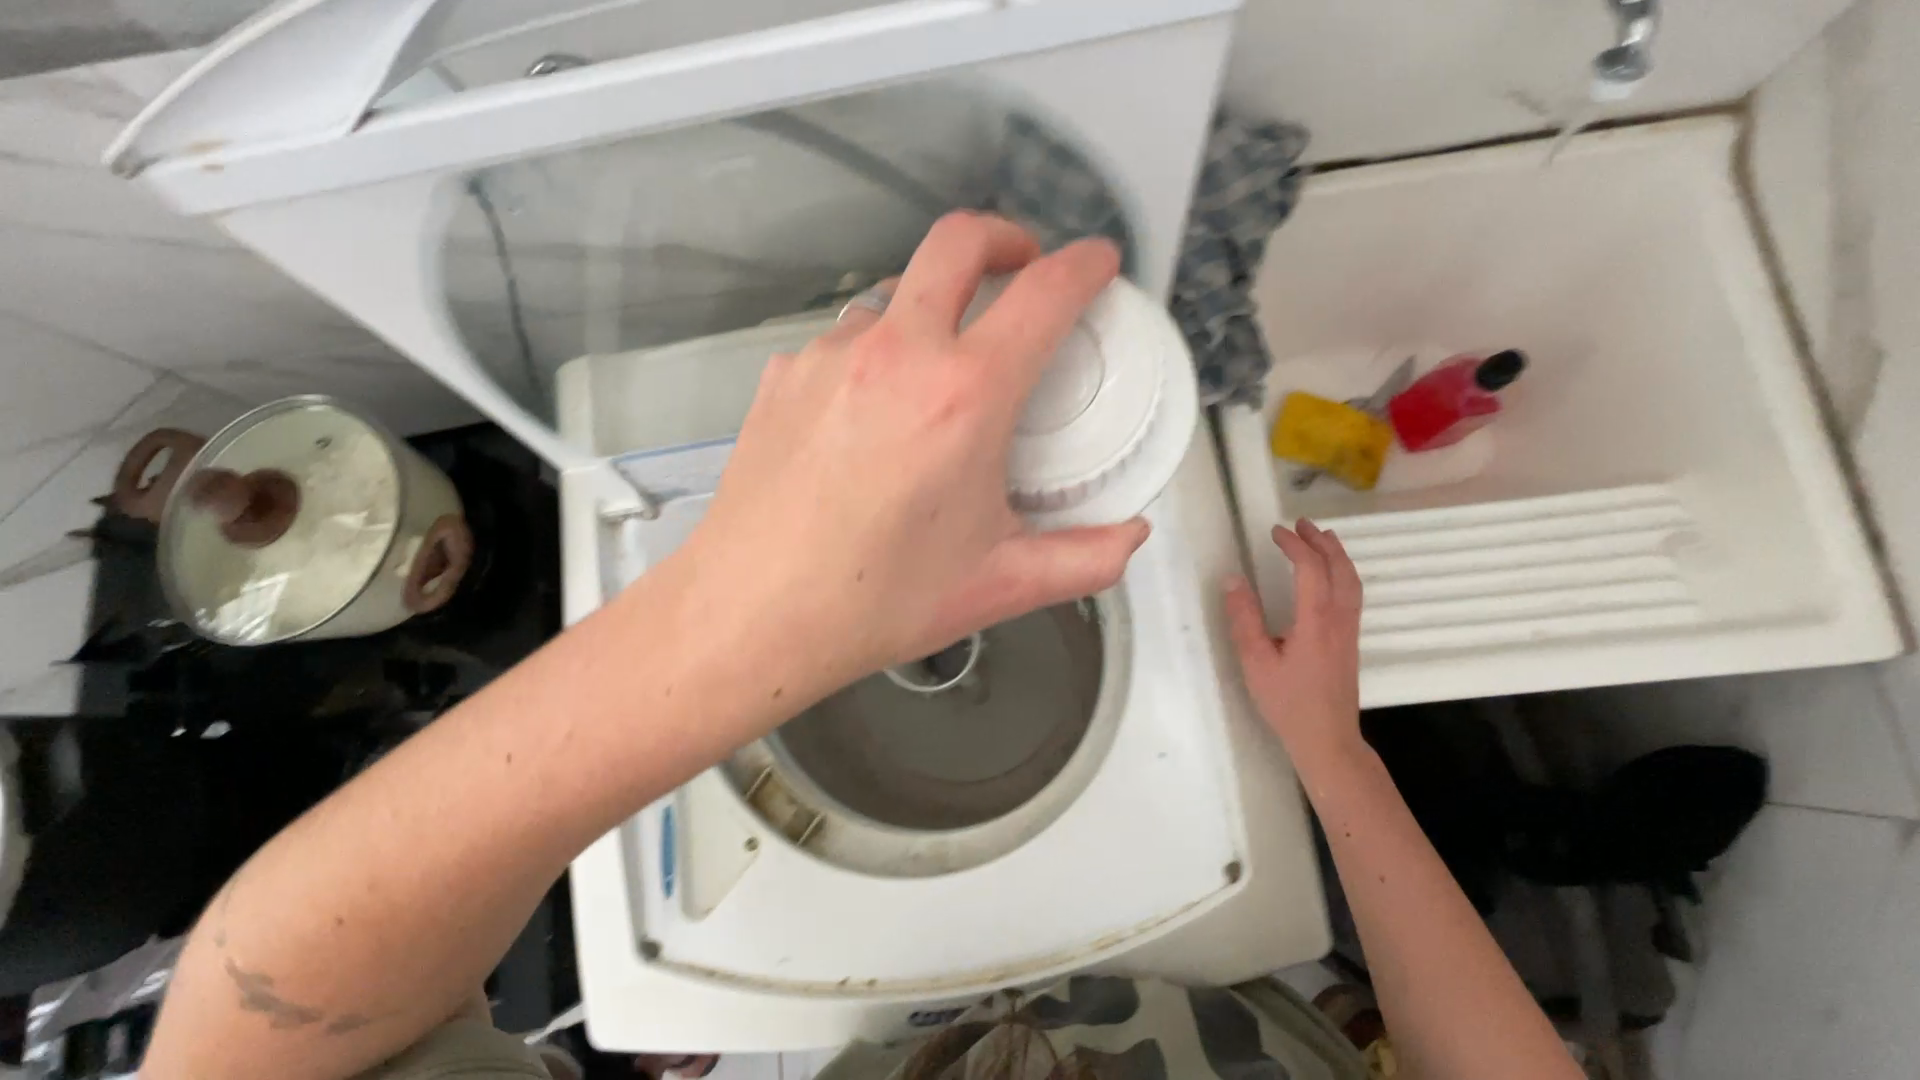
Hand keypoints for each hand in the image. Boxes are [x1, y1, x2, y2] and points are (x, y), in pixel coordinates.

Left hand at [682, 212, 1150, 688]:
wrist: (752, 614)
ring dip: (932, 304)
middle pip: (957, 242)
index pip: (1044, 294)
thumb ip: (1084, 559)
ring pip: (895, 292)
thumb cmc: (879, 602)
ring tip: (942, 363)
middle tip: (1023, 270)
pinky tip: (873, 414)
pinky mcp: (784, 375)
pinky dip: (876, 353)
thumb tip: (1132, 535)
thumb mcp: (999, 585)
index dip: (1084, 265)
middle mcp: (895, 353)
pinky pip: (844, 340)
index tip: (1098, 263)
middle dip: (1004, 238)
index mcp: (963, 396)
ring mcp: (829, 357)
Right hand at [1226, 521, 1363, 761]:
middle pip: (1339, 568)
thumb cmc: (1288, 702)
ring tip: (1322, 537)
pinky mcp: (1351, 640)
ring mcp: (1349, 629)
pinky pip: (1353, 593)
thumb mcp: (1256, 662)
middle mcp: (1339, 618)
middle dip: (1321, 541)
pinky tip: (1331, 574)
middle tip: (1300, 524)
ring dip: (1337, 554)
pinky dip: (1343, 572)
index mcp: (1315, 620)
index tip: (1275, 532)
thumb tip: (1233, 580)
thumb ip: (1244, 619)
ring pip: (1351, 580)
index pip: (1310, 569)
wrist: (1327, 738)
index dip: (1294, 545)